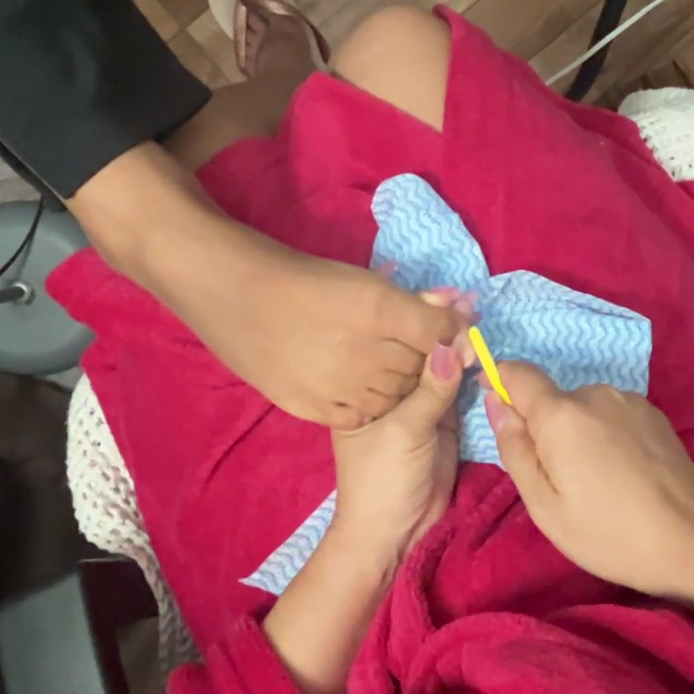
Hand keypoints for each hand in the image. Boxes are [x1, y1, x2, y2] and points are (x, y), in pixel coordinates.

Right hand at [154, 225, 468, 430]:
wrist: (233, 295)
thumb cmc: (302, 279)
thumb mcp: (364, 282)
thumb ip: (413, 299)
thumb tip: (460, 305)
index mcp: (378, 309)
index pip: (440, 333)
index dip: (454, 334)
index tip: (456, 331)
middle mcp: (363, 350)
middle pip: (422, 367)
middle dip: (425, 357)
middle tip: (410, 346)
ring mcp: (339, 384)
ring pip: (396, 396)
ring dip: (401, 384)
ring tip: (381, 365)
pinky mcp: (315, 408)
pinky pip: (363, 414)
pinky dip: (370, 404)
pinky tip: (359, 385)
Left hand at [330, 315, 470, 556]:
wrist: (396, 530)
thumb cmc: (382, 479)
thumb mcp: (404, 431)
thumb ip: (430, 391)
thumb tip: (451, 345)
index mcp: (367, 386)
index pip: (394, 343)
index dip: (418, 319)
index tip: (445, 296)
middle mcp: (391, 388)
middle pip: (420, 348)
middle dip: (442, 324)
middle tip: (468, 298)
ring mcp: (419, 402)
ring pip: (442, 364)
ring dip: (460, 341)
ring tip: (477, 310)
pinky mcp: (444, 418)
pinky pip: (458, 387)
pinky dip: (471, 368)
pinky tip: (482, 345)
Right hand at [487, 362, 693, 606]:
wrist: (691, 541)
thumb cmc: (607, 532)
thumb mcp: (543, 505)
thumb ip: (514, 448)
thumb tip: (497, 403)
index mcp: (561, 415)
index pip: (517, 372)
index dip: (500, 383)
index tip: (500, 412)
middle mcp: (594, 393)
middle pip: (552, 398)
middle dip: (545, 427)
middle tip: (560, 478)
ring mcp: (628, 399)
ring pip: (582, 407)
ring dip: (577, 432)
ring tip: (596, 478)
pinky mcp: (652, 411)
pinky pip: (610, 413)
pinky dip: (605, 433)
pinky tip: (622, 470)